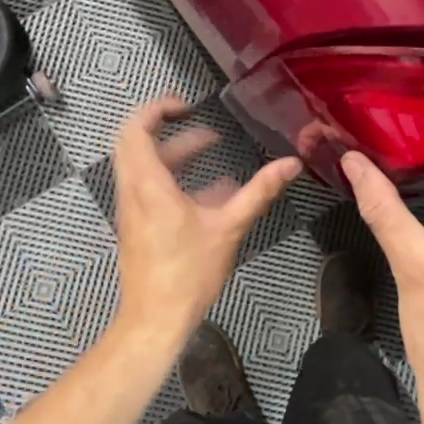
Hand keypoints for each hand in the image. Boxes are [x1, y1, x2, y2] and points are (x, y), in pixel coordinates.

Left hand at [111, 96, 303, 343]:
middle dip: (166, 125)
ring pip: (143, 165)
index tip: (186, 103)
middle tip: (196, 118)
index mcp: (149, 185)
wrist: (155, 319)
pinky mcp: (137, 225)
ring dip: (174, 152)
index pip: (136, 128)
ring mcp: (132, 209)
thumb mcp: (229, 227)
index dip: (156, 107)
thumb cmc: (188, 273)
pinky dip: (173, 176)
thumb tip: (291, 165)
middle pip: (135, 142)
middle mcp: (133, 191)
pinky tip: (210, 189)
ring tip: (211, 148)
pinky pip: (148, 186)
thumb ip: (259, 192)